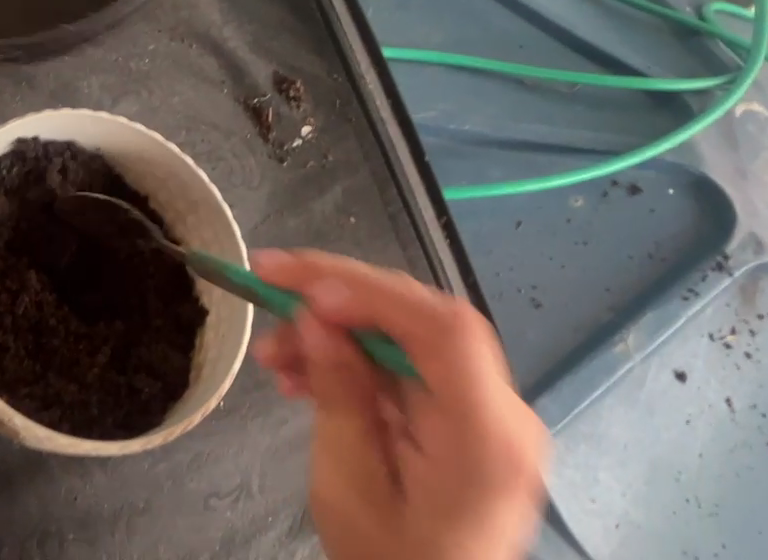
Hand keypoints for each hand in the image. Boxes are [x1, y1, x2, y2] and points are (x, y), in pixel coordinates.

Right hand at [250, 250, 548, 559]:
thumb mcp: (349, 487)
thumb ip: (339, 395)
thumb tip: (313, 318)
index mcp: (487, 439)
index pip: (445, 332)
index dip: (373, 294)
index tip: (304, 293)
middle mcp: (500, 412)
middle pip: (421, 319)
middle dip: (337, 294)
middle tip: (267, 280)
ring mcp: (483, 412)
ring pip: (402, 333)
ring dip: (332, 329)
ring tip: (270, 352)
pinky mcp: (460, 417)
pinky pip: (401, 363)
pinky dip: (347, 357)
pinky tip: (297, 374)